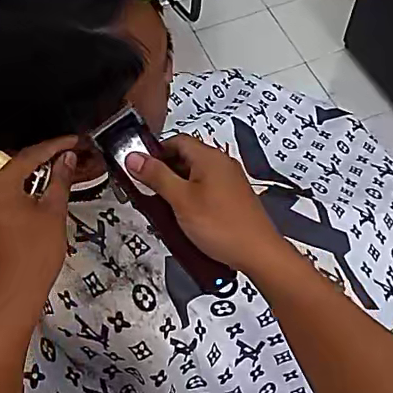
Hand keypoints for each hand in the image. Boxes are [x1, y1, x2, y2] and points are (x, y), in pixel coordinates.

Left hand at [0, 136, 77, 317]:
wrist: (14, 293)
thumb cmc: (31, 260)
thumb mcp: (54, 213)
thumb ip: (59, 181)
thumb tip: (65, 161)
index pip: (28, 156)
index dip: (54, 147)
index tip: (69, 143)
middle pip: (5, 163)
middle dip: (32, 159)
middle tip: (56, 159)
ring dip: (18, 177)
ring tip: (43, 182)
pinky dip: (7, 196)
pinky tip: (27, 205)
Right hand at [125, 134, 293, 273]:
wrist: (257, 253)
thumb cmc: (227, 228)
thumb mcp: (181, 200)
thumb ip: (156, 177)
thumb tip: (135, 158)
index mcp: (210, 157)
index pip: (175, 140)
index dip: (154, 152)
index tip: (139, 167)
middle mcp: (222, 166)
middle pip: (183, 160)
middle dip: (163, 176)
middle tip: (150, 192)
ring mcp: (229, 183)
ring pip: (193, 179)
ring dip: (176, 193)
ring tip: (167, 211)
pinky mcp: (231, 200)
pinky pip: (204, 194)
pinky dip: (191, 204)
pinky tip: (185, 221)